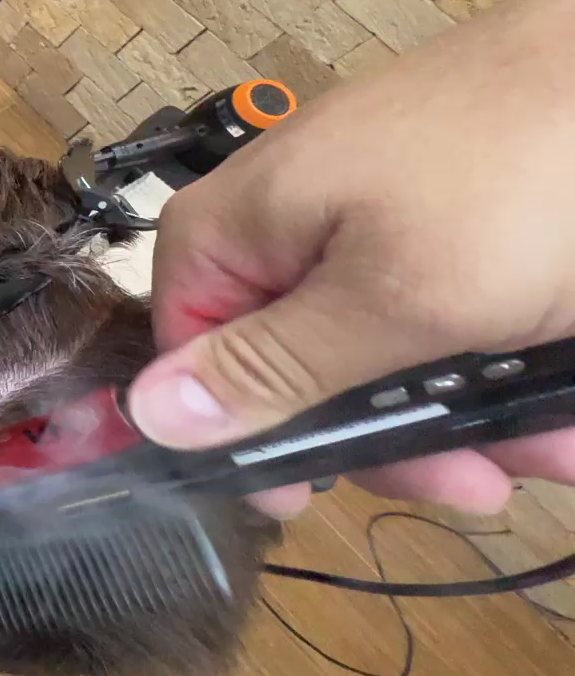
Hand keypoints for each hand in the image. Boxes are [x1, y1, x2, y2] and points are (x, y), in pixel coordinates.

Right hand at [129, 0, 574, 517]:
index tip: (320, 499)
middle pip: (280, 358)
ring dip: (455, 403)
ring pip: (363, 340)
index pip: (185, 358)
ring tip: (552, 435)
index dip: (245, 431)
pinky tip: (546, 380)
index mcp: (216, 238)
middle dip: (382, 427)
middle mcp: (259, 229)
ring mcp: (337, 216)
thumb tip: (143, 417)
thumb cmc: (517, 176)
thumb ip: (271, 367)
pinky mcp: (408, 210)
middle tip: (480, 477)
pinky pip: (418, 302)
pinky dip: (481, 350)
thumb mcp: (399, 300)